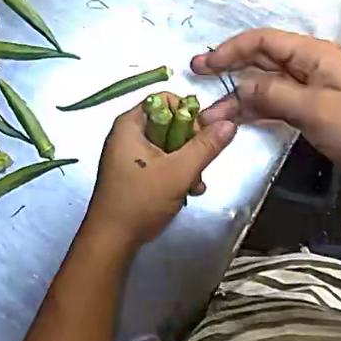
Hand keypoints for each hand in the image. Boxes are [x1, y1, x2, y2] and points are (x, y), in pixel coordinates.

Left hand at [82, 93, 235, 249]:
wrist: (112, 241)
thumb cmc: (140, 200)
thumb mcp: (179, 172)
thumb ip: (206, 146)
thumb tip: (229, 123)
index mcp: (130, 124)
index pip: (165, 100)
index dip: (187, 114)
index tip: (199, 136)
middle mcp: (128, 134)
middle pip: (170, 123)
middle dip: (190, 145)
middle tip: (198, 165)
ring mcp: (130, 155)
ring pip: (169, 145)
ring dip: (187, 163)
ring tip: (194, 184)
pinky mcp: (134, 173)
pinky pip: (162, 161)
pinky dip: (176, 173)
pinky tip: (187, 191)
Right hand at [193, 29, 340, 183]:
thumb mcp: (314, 109)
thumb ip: (274, 93)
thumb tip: (241, 85)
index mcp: (313, 54)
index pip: (264, 41)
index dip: (232, 49)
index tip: (206, 63)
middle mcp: (307, 65)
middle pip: (261, 60)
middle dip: (229, 70)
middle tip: (197, 77)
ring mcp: (307, 86)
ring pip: (264, 84)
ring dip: (238, 97)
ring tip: (210, 114)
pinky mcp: (308, 107)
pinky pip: (274, 102)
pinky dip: (254, 109)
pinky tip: (233, 119)